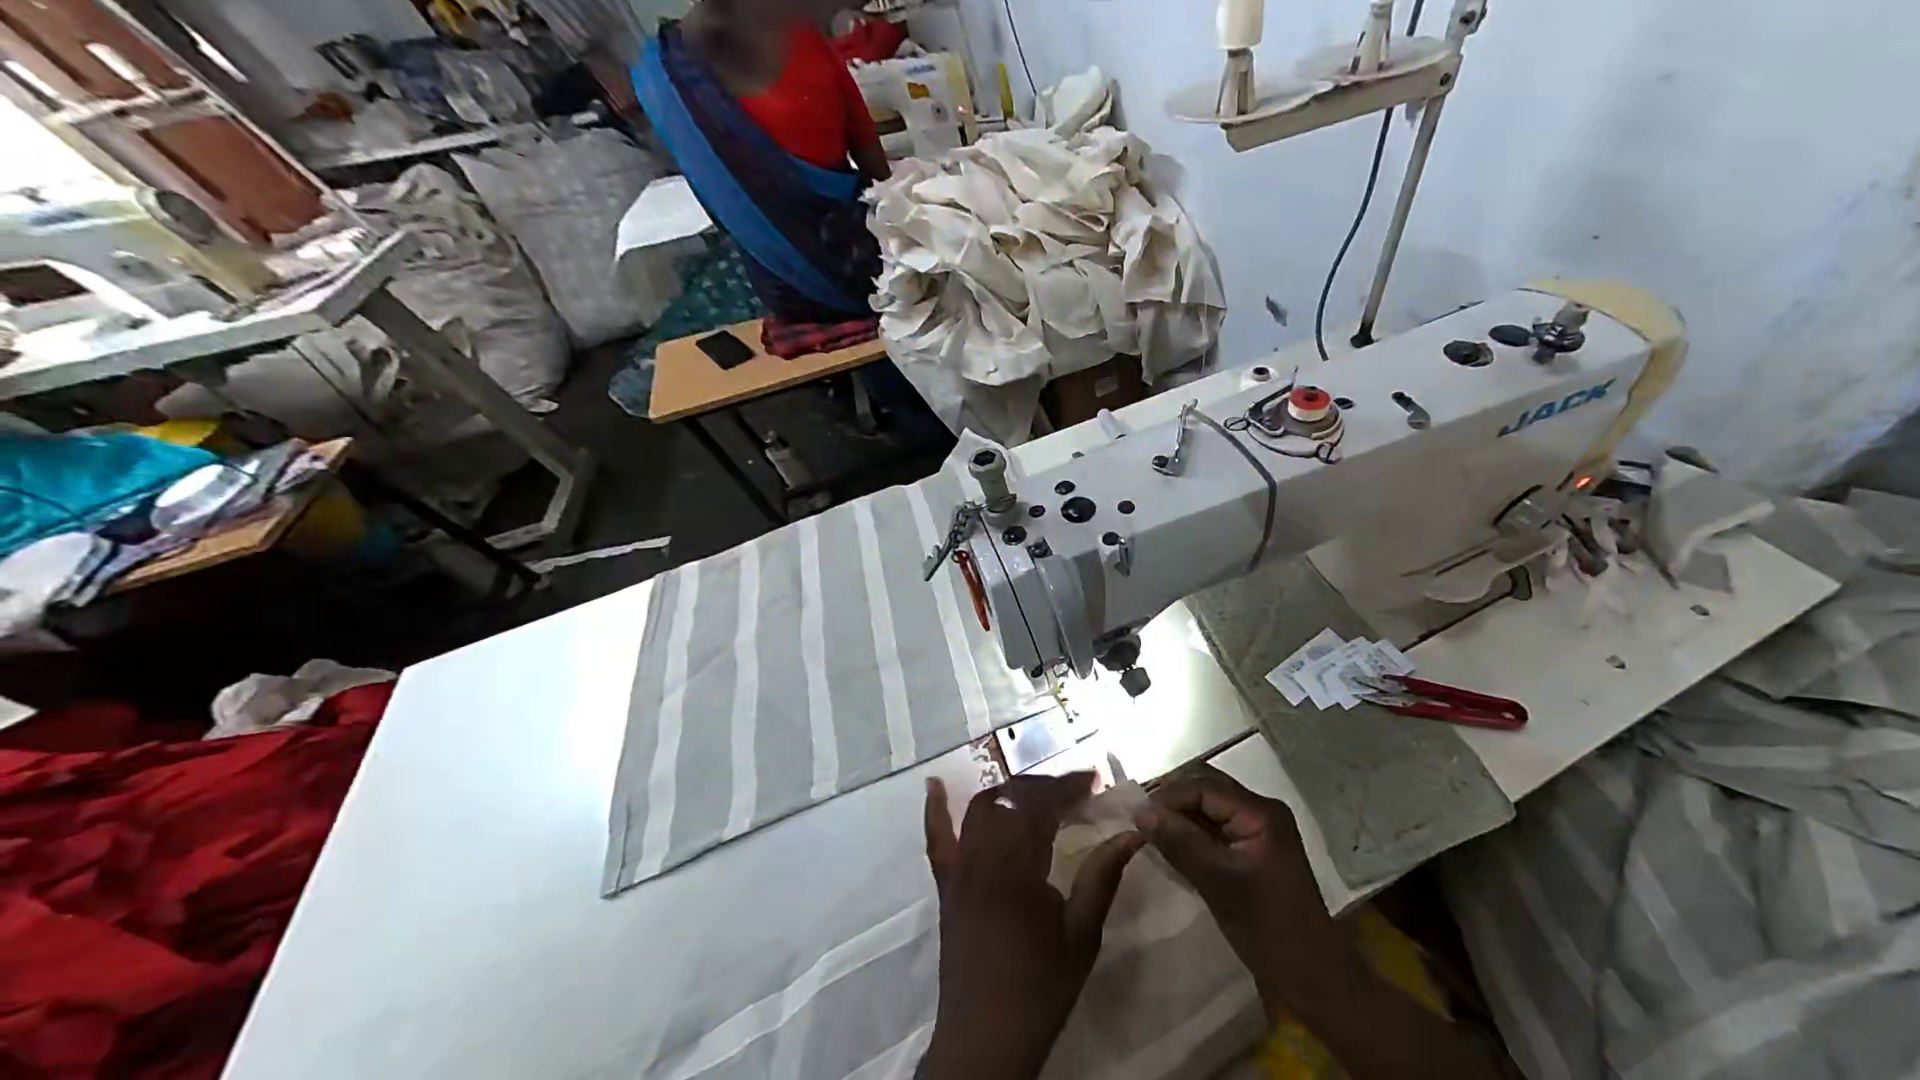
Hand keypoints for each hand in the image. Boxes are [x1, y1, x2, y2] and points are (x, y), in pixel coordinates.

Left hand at [918, 773, 1143, 1079]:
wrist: (987, 1034)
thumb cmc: (1042, 986)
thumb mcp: (1082, 934)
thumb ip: (1102, 876)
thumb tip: (1132, 835)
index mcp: (1018, 866)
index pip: (1042, 806)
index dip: (1068, 786)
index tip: (1093, 778)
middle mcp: (983, 856)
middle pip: (1012, 800)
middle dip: (1044, 786)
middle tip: (1075, 789)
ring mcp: (959, 867)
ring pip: (979, 810)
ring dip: (1007, 792)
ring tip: (1036, 793)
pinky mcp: (945, 883)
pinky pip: (936, 838)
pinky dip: (935, 809)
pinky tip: (934, 784)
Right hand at [1134, 764, 1358, 1019]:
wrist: (1310, 975)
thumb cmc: (1268, 926)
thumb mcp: (1218, 882)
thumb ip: (1180, 842)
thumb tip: (1141, 812)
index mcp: (1261, 813)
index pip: (1204, 787)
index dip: (1167, 796)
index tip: (1136, 813)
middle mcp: (1261, 811)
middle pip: (1207, 787)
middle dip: (1171, 797)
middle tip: (1138, 814)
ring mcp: (1258, 829)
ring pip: (1208, 805)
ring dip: (1179, 812)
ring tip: (1148, 826)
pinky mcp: (1252, 847)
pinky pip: (1214, 824)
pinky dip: (1190, 828)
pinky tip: (1168, 840)